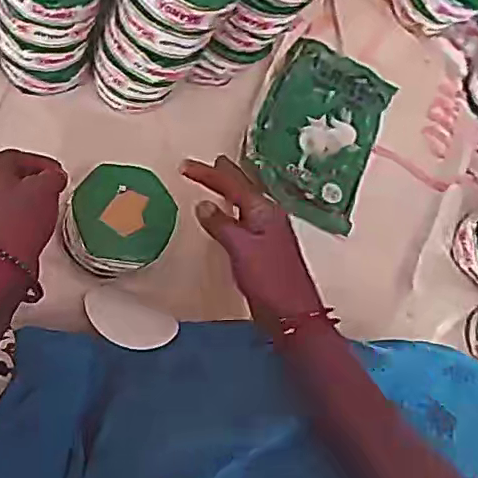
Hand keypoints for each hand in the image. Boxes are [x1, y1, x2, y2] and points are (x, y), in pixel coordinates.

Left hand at [0, 149, 67, 268]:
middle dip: (33, 177)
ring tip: (45, 201)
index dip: (42, 162)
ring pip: (8, 192)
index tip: (55, 171)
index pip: (19, 156)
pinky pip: (7, 211)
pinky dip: (21, 210)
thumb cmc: (19, 222)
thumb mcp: (47, 188)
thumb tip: (55, 177)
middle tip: (50, 182)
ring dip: (27, 194)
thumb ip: (53, 175)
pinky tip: (34, 218)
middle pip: (11, 173)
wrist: (8, 257)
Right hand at [182, 155, 324, 324]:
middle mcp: (268, 216)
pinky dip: (231, 209)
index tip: (185, 166)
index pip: (233, 184)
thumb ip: (221, 224)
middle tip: (204, 164)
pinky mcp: (264, 247)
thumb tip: (203, 204)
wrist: (292, 313)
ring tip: (215, 179)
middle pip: (242, 187)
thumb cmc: (269, 279)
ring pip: (245, 201)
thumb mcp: (240, 248)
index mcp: (264, 211)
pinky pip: (245, 217)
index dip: (208, 174)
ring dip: (229, 189)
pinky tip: (227, 213)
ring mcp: (268, 231)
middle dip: (222, 175)